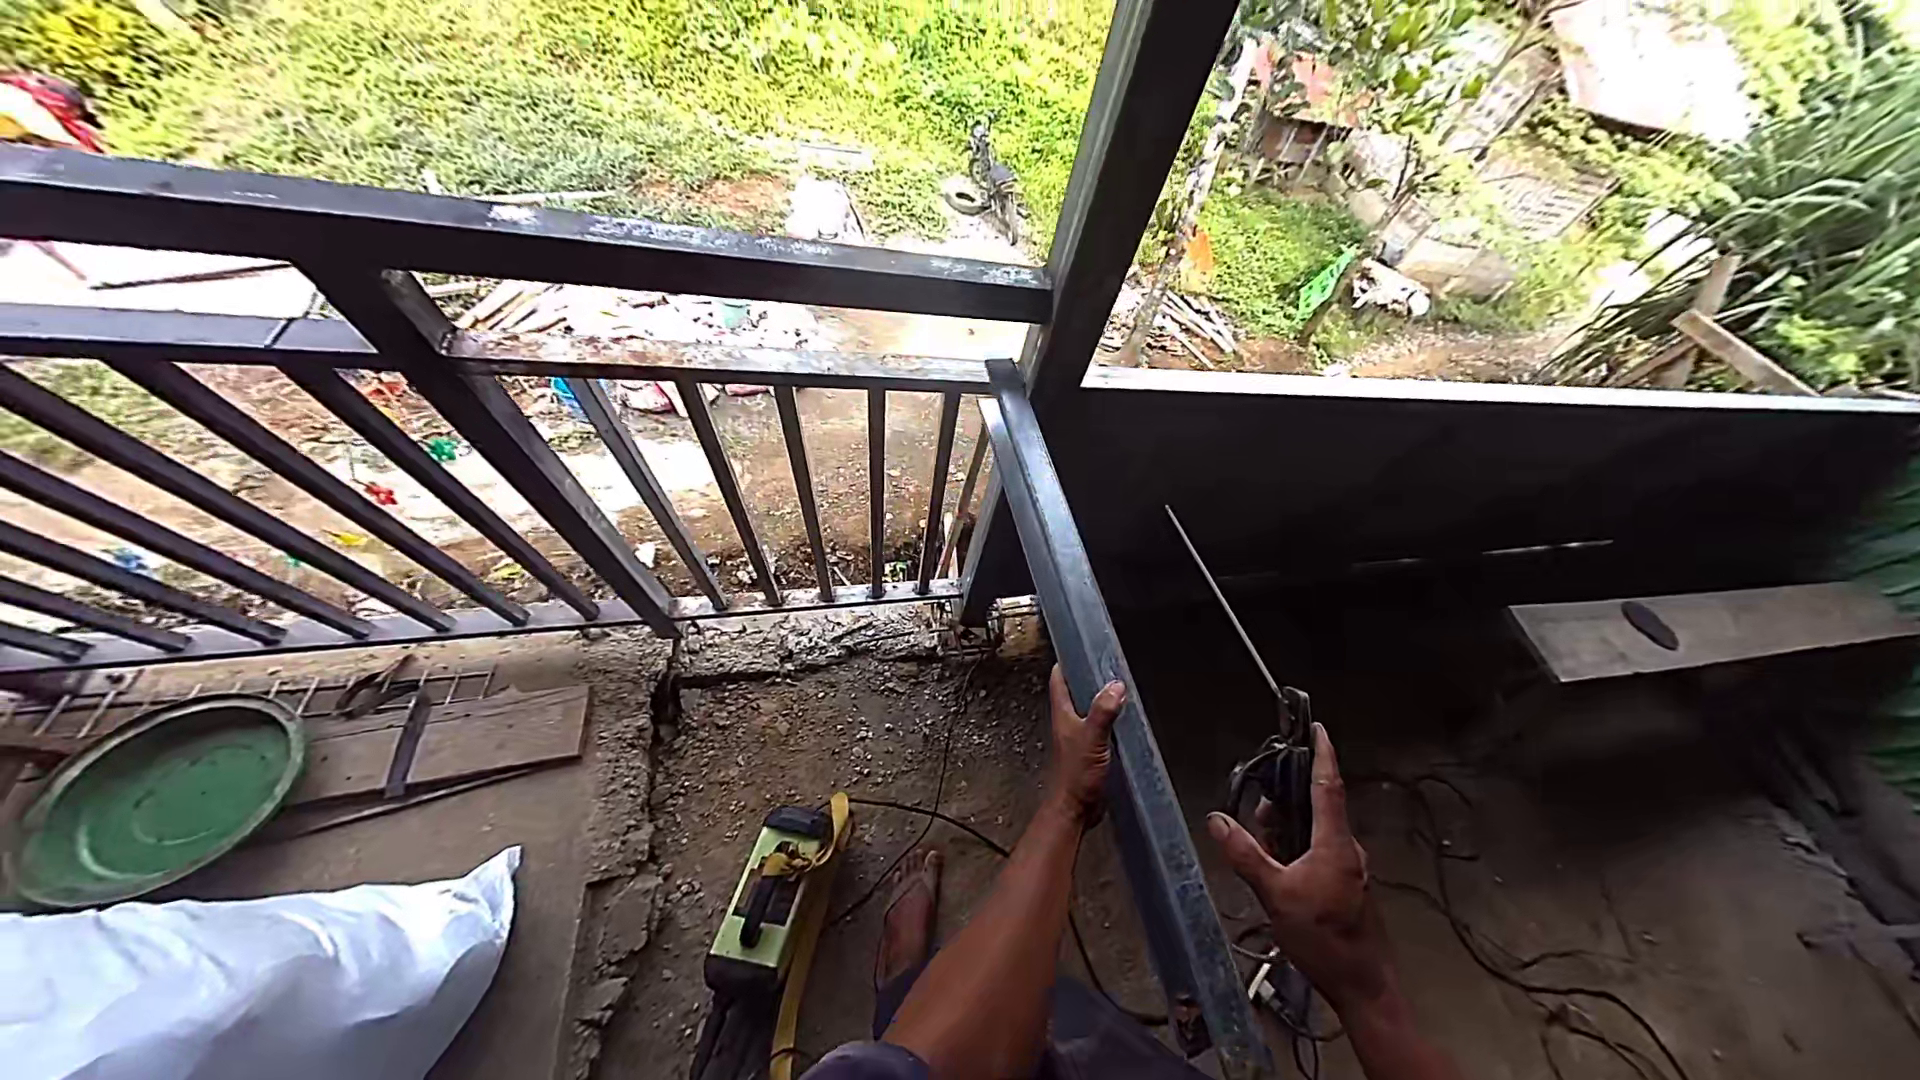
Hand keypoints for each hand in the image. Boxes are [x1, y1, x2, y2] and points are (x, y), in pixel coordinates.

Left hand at [1044, 664, 1124, 827]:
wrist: (1076, 808)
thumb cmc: (1076, 775)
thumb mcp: (1092, 738)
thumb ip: (1103, 712)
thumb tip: (1115, 686)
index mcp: (1062, 713)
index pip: (1059, 678)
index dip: (1066, 661)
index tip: (1080, 647)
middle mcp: (1067, 721)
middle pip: (1075, 690)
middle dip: (1088, 677)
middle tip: (1107, 665)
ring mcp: (1077, 735)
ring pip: (1088, 708)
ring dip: (1101, 699)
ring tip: (1119, 688)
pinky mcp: (1089, 750)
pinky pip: (1099, 727)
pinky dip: (1110, 720)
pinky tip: (1124, 721)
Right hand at [1207, 722, 1394, 1012]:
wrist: (1362, 988)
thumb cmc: (1325, 940)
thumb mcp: (1275, 894)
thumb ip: (1244, 853)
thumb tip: (1216, 819)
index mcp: (1334, 843)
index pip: (1329, 786)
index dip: (1322, 754)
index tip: (1318, 729)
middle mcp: (1345, 848)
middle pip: (1311, 807)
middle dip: (1280, 808)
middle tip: (1258, 827)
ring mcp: (1347, 866)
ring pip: (1309, 831)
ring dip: (1283, 835)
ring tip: (1266, 862)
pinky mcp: (1343, 882)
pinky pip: (1314, 851)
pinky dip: (1292, 851)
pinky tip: (1278, 875)